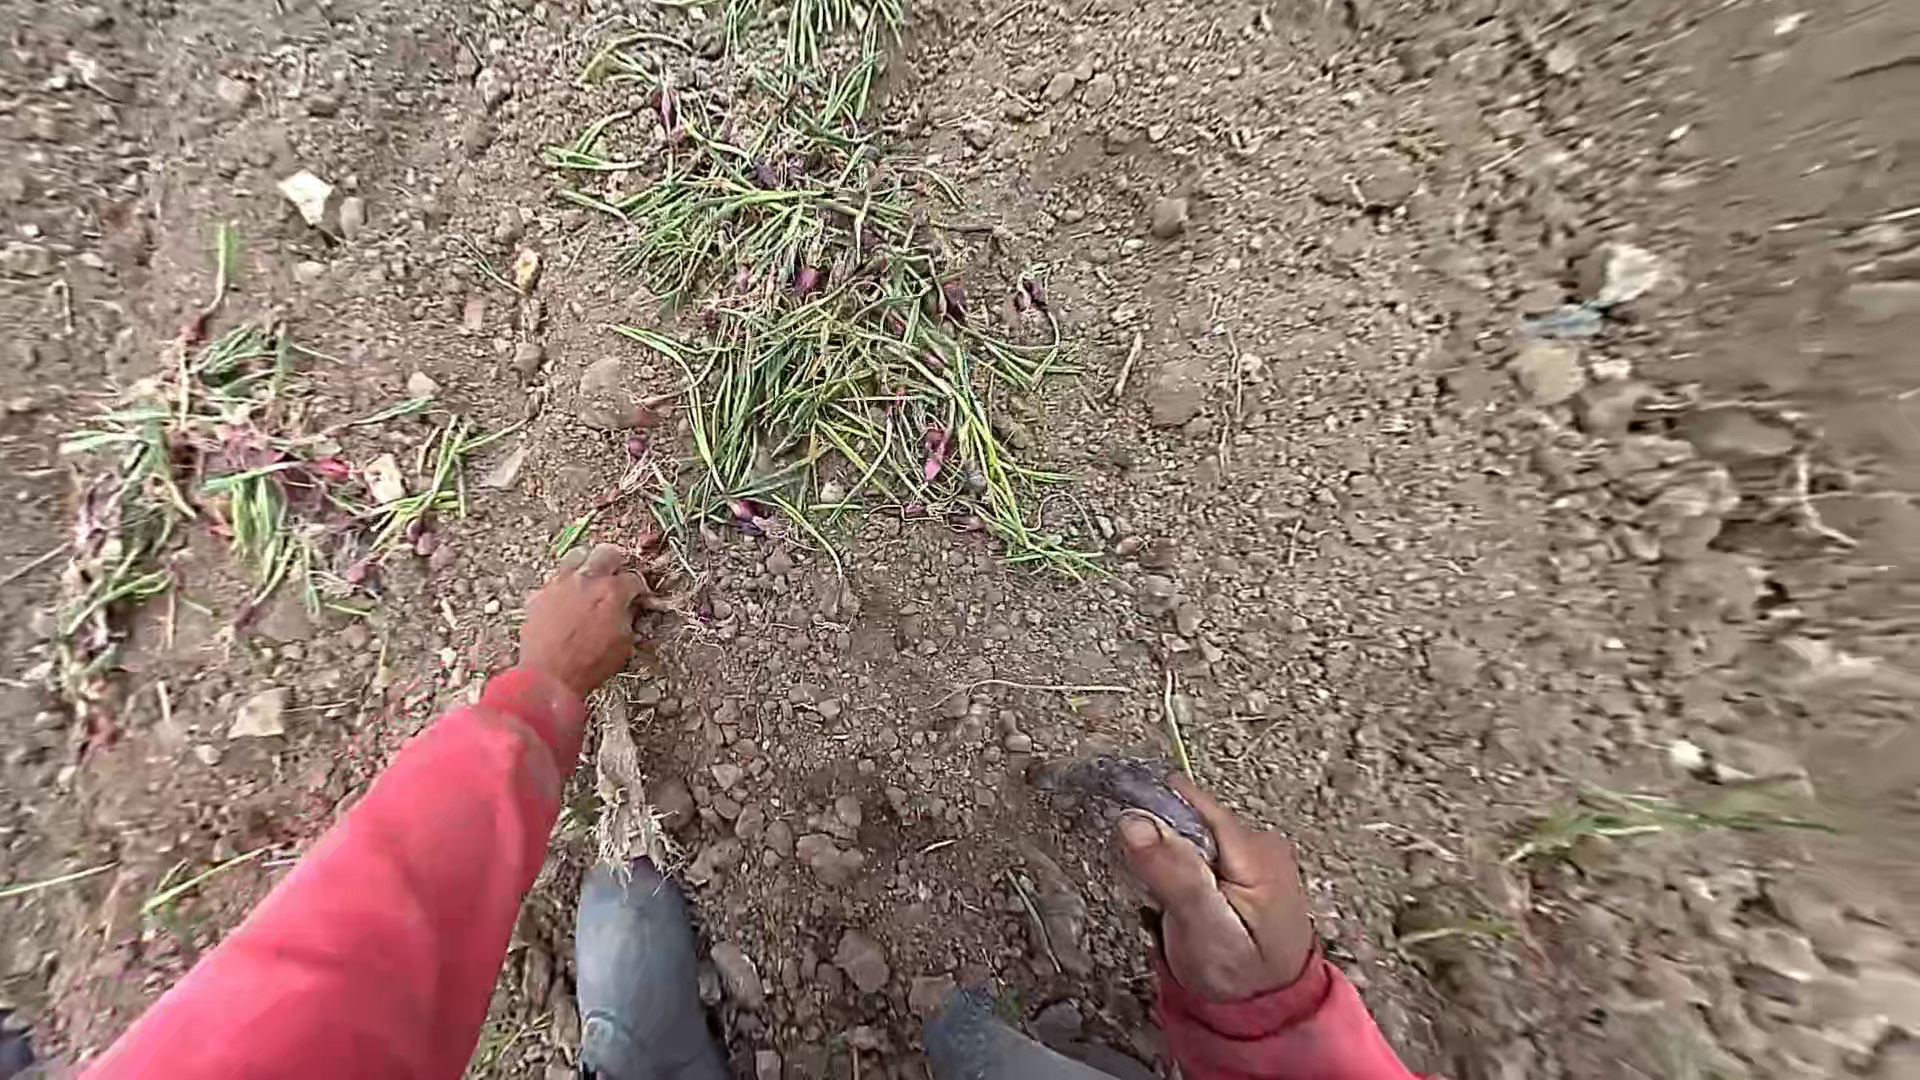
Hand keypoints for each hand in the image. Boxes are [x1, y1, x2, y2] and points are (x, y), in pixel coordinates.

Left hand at [519, 543, 644, 696]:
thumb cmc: (590, 663)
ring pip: (577, 556)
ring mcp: (560, 585)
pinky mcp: (540, 595)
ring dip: (587, 565)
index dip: (640, 589)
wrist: (548, 677)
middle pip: (607, 553)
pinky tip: (569, 600)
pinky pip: (555, 579)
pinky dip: (565, 585)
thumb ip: (630, 616)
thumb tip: (632, 606)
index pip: (634, 578)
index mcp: (613, 591)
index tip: (640, 597)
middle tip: (617, 578)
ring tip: (591, 580)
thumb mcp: (625, 641)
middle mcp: (587, 581)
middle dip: (616, 564)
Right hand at [1116, 773, 1314, 1000]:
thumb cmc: (1240, 979)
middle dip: (1162, 843)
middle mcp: (1259, 842)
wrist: (1263, 1019)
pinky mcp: (1241, 863)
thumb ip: (1171, 871)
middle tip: (1160, 887)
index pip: (1187, 802)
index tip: (1133, 838)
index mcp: (1256, 850)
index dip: (1153, 816)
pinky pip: (1196, 846)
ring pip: (1188, 830)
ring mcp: (1253, 852)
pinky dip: (1180, 866)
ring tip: (1172, 896)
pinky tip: (1183, 895)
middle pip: (1186, 815)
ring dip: (1169, 857)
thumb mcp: (1200, 926)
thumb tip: (1136, 821)